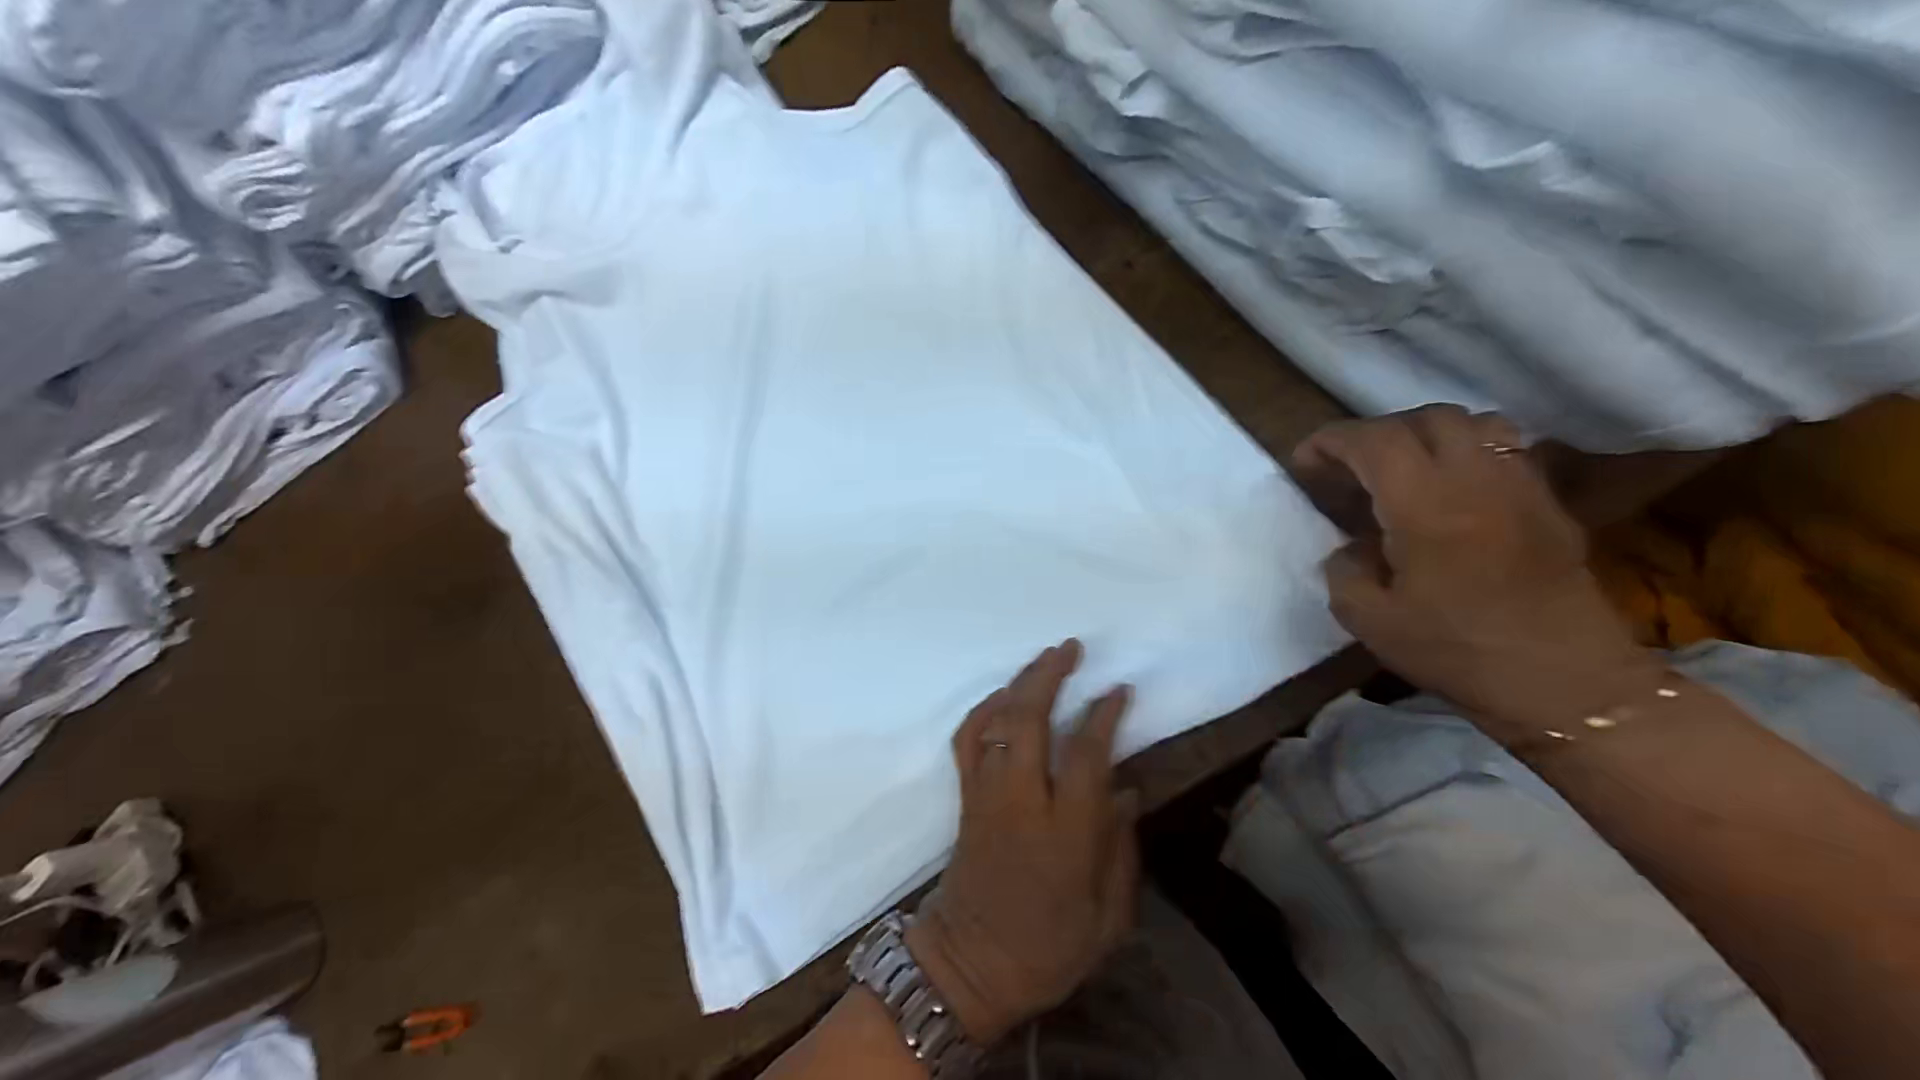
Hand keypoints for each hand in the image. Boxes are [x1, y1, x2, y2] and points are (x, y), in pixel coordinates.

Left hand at [905, 639, 1139, 1043]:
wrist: (968, 967)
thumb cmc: (1047, 950)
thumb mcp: (1107, 918)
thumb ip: (1120, 848)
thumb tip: (1125, 788)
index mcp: (1065, 834)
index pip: (1086, 755)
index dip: (1103, 715)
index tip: (1118, 689)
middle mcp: (1022, 802)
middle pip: (1029, 721)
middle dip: (1050, 677)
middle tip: (1072, 648)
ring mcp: (986, 795)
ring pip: (996, 723)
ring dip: (1019, 683)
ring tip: (1044, 658)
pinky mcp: (965, 798)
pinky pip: (968, 742)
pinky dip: (982, 711)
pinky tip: (1001, 695)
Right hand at [1291, 406, 1661, 740]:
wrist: (1565, 681)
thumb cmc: (1457, 651)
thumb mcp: (1369, 619)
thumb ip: (1344, 570)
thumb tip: (1350, 547)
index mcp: (1426, 505)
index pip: (1373, 440)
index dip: (1331, 441)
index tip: (1305, 462)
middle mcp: (1476, 479)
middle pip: (1422, 419)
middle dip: (1374, 433)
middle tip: (1349, 467)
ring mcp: (1519, 484)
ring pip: (1470, 423)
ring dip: (1424, 434)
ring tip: (1400, 469)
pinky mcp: (1547, 501)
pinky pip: (1504, 446)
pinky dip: (1466, 449)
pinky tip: (1450, 486)